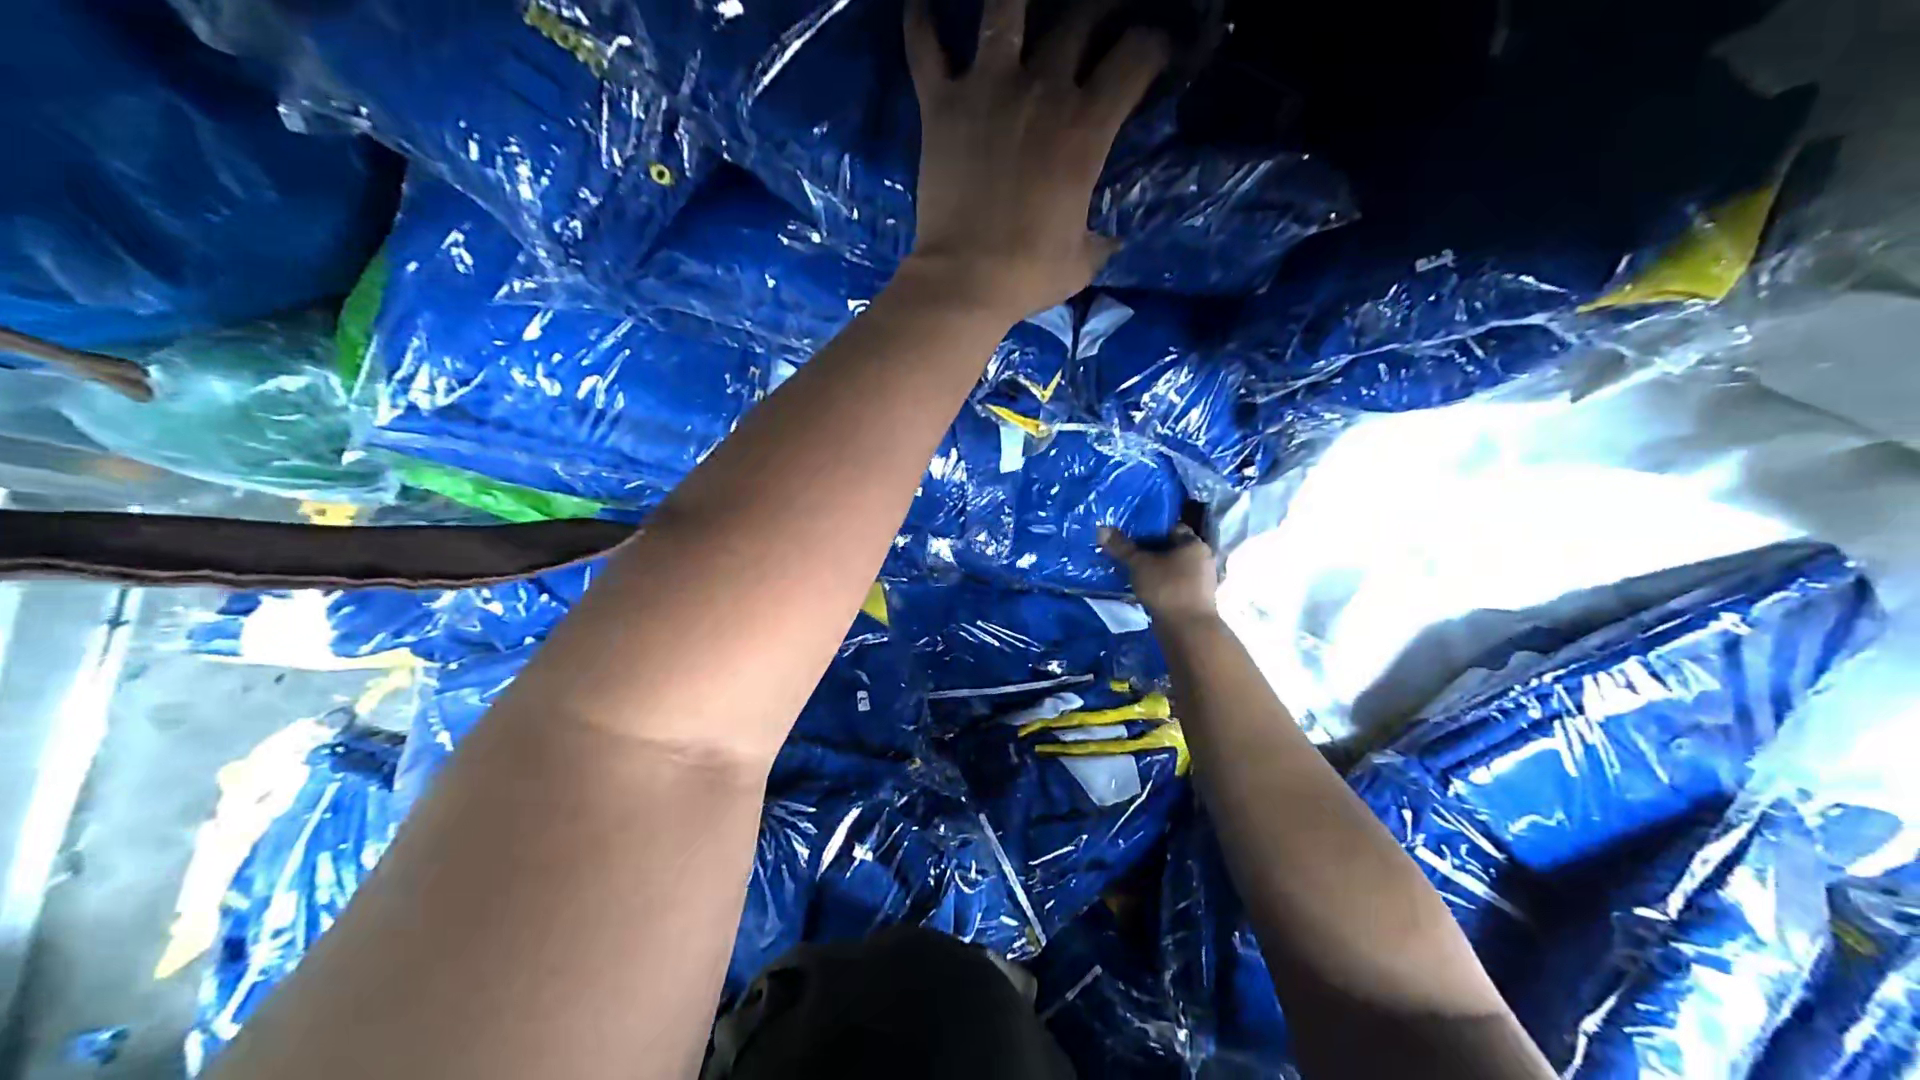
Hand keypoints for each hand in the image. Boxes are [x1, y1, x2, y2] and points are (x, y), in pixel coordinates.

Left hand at [902, 0, 1168, 317]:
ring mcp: (988, 89)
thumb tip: (1111, 239)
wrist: (965, 281)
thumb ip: (1101, 239)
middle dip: (1099, 7)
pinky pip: (926, 46)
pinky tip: (921, 2)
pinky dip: (921, 20)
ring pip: (1004, 7)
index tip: (1153, 53)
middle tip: (1100, 15)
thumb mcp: (1083, 261)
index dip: (1153, 46)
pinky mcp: (941, 104)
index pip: (1136, 56)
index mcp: (1086, 126)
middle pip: (1079, 17)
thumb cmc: (1028, 274)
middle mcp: (1042, 90)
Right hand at [1099, 524, 1218, 622]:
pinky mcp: (1195, 598)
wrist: (1187, 629)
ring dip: (1155, 569)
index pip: (1172, 528)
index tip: (1131, 534)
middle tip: (1127, 552)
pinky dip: (1160, 583)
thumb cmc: (1166, 588)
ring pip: (1172, 568)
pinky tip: (1143, 587)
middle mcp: (1202, 559)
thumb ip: (1121, 547)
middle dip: (1150, 550)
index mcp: (1194, 544)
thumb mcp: (1139, 564)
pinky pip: (1174, 583)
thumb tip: (1101, 529)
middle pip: (1172, 548)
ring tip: (1132, 570)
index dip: (1151, 529)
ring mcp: (1201, 580)